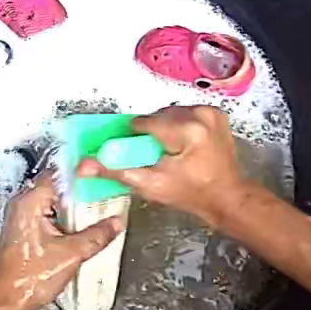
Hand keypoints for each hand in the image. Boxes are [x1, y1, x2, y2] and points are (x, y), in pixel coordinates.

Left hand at [0, 174, 120, 309]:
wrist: (7, 302)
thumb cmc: (29, 279)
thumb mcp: (72, 254)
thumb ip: (97, 236)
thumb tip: (116, 223)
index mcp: (30, 202)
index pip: (59, 174)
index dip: (82, 175)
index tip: (101, 177)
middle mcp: (22, 204)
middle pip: (57, 186)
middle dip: (80, 192)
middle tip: (103, 195)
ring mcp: (22, 216)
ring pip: (53, 201)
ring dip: (73, 206)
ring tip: (96, 210)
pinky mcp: (25, 229)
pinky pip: (48, 213)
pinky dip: (64, 217)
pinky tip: (80, 227)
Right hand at [77, 105, 266, 228]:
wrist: (227, 198)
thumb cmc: (191, 194)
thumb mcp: (150, 184)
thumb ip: (116, 171)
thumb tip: (83, 166)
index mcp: (186, 130)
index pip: (145, 122)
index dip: (135, 136)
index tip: (136, 150)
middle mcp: (201, 115)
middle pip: (158, 115)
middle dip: (151, 132)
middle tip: (153, 154)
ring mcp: (211, 113)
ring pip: (171, 112)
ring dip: (165, 127)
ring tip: (169, 150)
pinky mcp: (216, 115)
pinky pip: (187, 112)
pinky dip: (180, 124)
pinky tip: (183, 144)